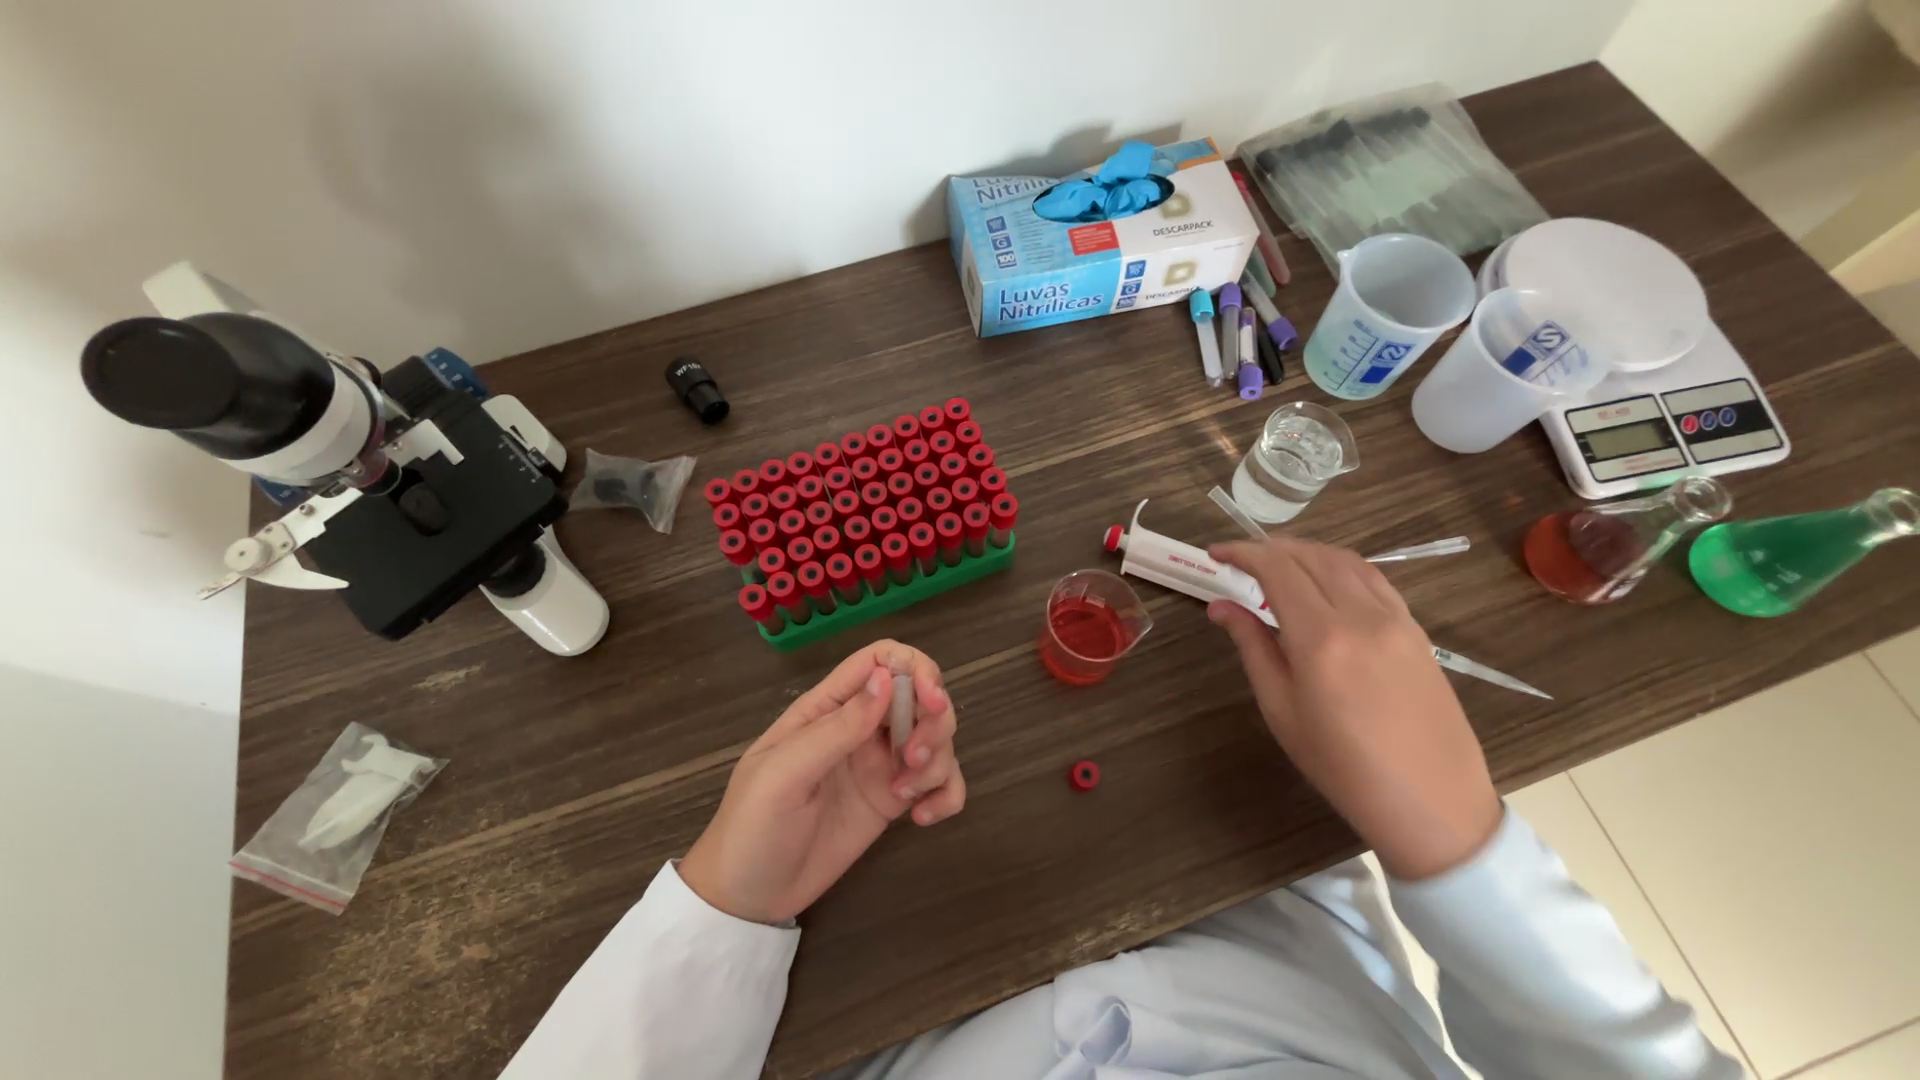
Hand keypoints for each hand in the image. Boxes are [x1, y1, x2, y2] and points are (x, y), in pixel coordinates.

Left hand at [678, 640, 964, 923]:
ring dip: (938, 760)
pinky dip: (946, 793)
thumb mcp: (785, 774)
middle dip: (934, 721)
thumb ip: (837, 727)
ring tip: (907, 797)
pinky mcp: (893, 801)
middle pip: (919, 696)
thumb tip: (886, 678)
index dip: (915, 668)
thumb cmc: (752, 827)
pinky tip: (924, 818)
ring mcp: (879, 764)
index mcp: (826, 708)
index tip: (930, 701)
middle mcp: (859, 728)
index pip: (880, 660)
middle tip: (914, 760)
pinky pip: (939, 781)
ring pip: (936, 737)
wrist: (746, 899)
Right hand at [1208, 539, 1500, 880]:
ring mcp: (1396, 619)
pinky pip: (1373, 579)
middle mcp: (1362, 616)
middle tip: (1238, 562)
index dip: (1242, 552)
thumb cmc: (1342, 767)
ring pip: (1345, 560)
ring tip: (1277, 567)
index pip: (1277, 569)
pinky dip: (1339, 567)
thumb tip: (1222, 607)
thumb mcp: (1281, 710)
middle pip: (1310, 556)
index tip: (1215, 553)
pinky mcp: (1416, 630)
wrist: (1430, 802)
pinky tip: (1324, 584)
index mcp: (1322, 638)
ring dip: (1305, 553)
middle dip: (1270, 549)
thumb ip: (1252, 647)